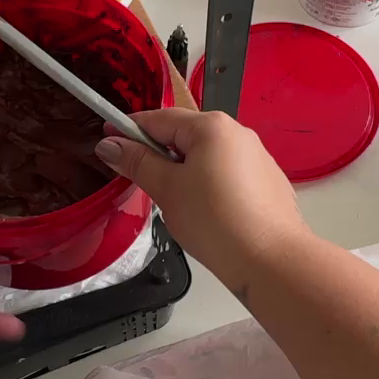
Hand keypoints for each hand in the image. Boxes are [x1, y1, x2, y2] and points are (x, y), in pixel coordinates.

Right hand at [94, 108, 310, 277]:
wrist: (273, 260)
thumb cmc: (214, 220)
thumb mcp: (167, 189)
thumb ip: (137, 162)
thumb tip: (108, 144)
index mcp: (211, 126)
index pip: (158, 119)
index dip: (129, 131)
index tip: (106, 143)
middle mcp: (237, 132)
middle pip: (184, 136)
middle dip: (159, 155)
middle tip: (143, 185)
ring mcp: (257, 156)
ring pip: (206, 156)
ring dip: (184, 172)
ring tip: (177, 205)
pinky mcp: (268, 181)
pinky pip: (227, 174)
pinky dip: (209, 186)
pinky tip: (208, 214)